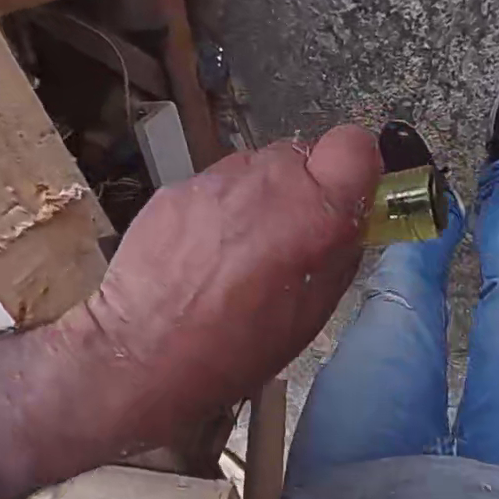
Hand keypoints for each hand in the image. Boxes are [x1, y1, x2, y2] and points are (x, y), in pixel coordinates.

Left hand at [66, 126, 379, 436]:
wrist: (144, 354)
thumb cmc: (237, 349)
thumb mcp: (312, 312)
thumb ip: (338, 250)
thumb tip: (347, 217)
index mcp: (313, 214)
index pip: (354, 145)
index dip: (351, 170)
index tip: (341, 198)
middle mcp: (267, 182)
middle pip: (300, 156)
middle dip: (299, 189)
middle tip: (282, 236)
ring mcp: (215, 179)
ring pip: (254, 168)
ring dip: (256, 198)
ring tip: (234, 250)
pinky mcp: (176, 187)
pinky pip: (213, 186)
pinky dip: (216, 209)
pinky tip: (200, 251)